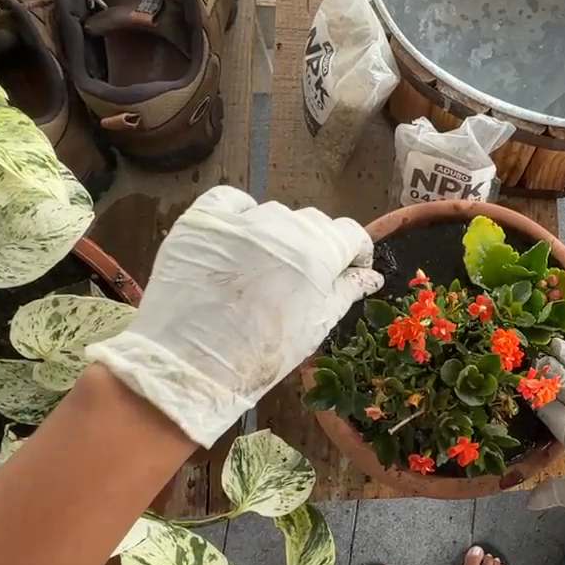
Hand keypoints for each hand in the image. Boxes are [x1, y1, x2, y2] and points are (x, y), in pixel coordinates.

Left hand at [90, 188, 381, 445]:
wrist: (192, 363)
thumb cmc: (265, 351)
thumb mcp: (319, 323)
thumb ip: (348, 290)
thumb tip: (371, 276)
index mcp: (318, 253)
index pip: (351, 233)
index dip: (356, 252)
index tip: (350, 269)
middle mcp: (283, 228)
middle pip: (315, 222)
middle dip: (319, 245)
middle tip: (303, 276)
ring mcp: (240, 221)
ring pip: (275, 214)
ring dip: (279, 234)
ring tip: (265, 266)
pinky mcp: (202, 220)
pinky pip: (231, 201)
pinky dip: (240, 215)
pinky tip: (237, 241)